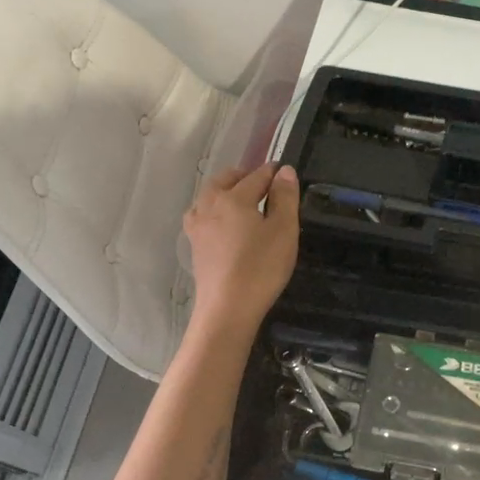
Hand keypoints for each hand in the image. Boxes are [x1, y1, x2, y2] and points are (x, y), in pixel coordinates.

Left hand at [184, 163, 299, 333]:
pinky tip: (222, 224)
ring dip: (225, 191)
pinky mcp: (194, 245)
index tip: (285, 171)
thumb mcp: (284, 231)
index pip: (257, 176)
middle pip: (226, 180)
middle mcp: (210, 205)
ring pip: (209, 196)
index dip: (273, 172)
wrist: (227, 308)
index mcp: (234, 198)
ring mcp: (197, 226)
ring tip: (242, 201)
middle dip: (245, 176)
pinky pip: (202, 216)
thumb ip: (285, 198)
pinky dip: (214, 211)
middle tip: (264, 184)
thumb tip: (284, 171)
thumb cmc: (261, 268)